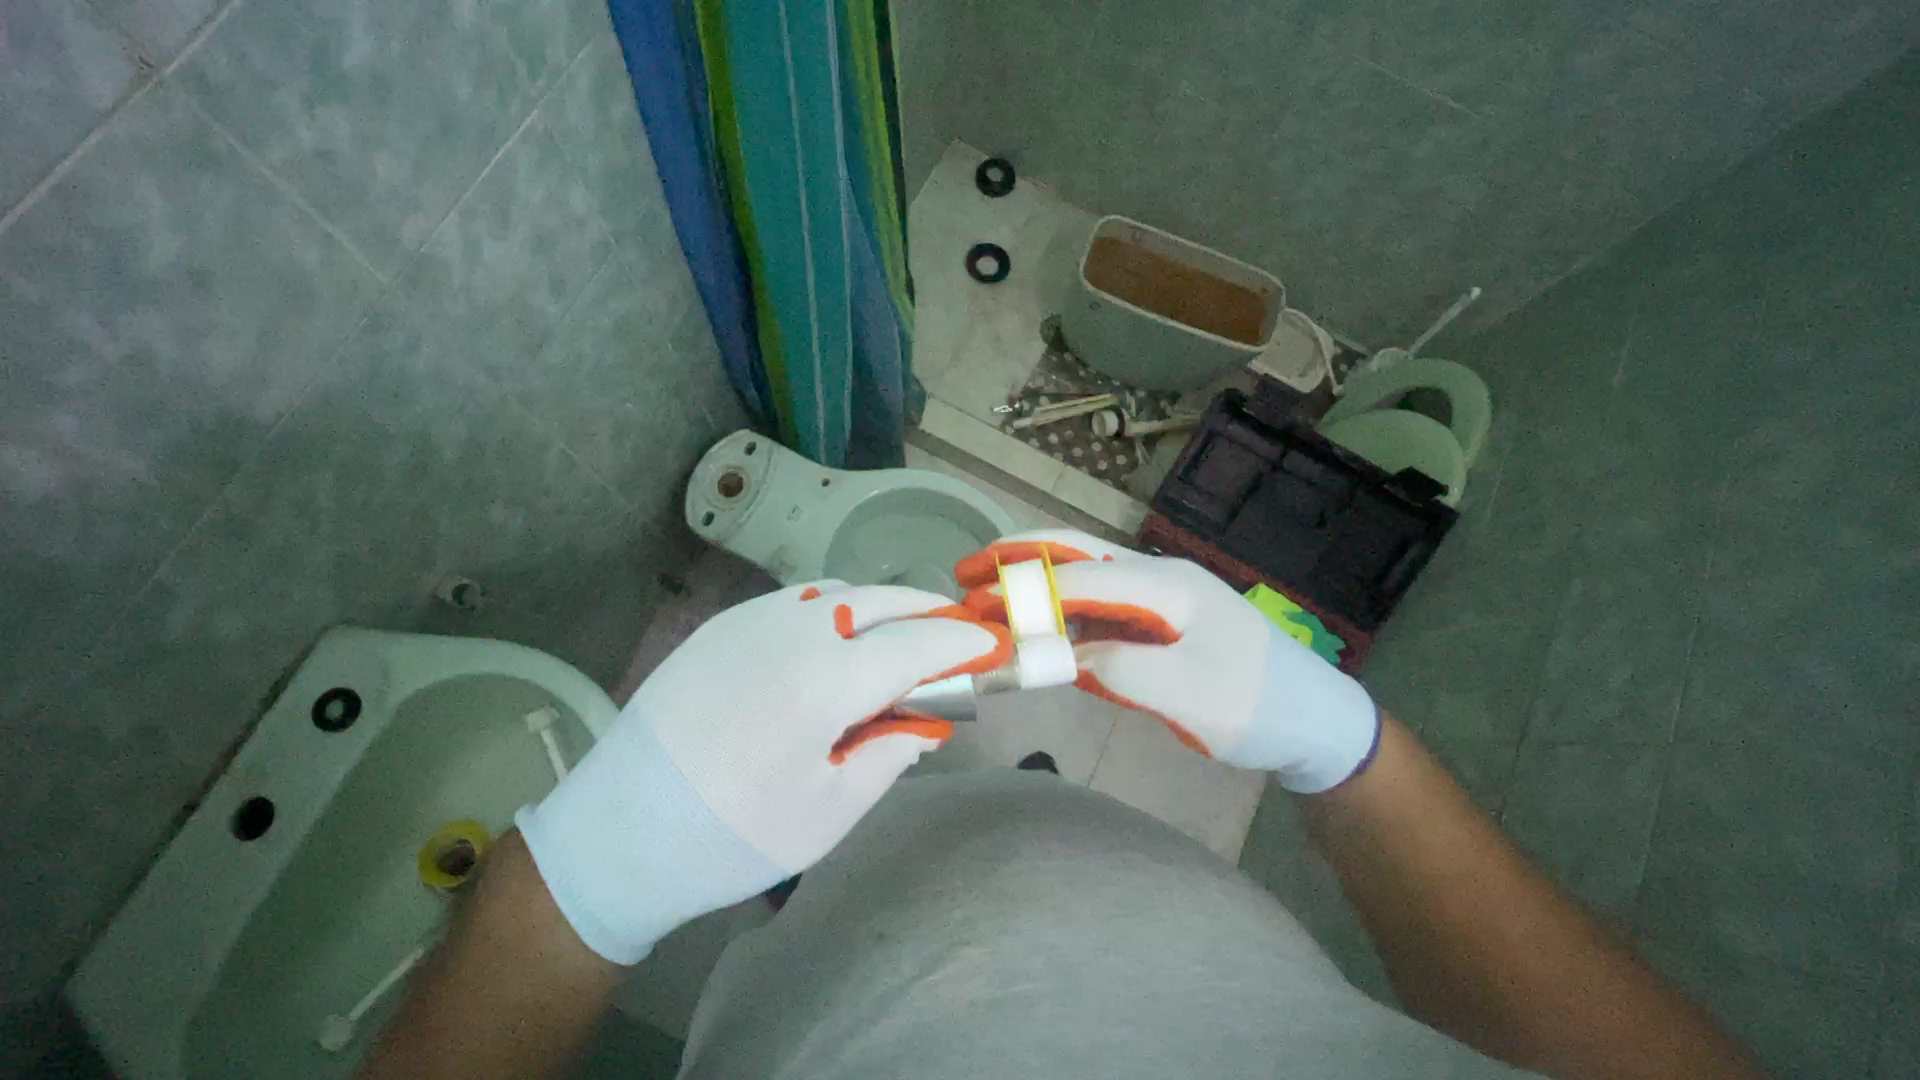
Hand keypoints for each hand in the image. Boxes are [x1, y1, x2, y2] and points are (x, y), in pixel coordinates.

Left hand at [516, 582, 1009, 962]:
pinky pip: (796, 600)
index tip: (992, 646)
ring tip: (897, 639)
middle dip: (928, 612)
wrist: (617, 831)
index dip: (962, 644)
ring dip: (881, 606)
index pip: (918, 645)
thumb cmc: (731, 837)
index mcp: (826, 680)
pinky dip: (834, 609)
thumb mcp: (827, 814)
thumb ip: (888, 756)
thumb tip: (924, 723)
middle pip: (882, 600)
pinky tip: (834, 643)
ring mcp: (750, 619)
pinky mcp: (720, 626)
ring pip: (839, 592)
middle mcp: (793, 629)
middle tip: (955, 634)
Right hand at [955, 529, 1377, 792]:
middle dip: (1018, 559)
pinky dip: (1062, 613)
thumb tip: (1059, 654)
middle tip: (965, 570)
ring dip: (1036, 585)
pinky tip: (1039, 627)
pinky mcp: (1162, 626)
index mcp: (1167, 584)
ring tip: (988, 595)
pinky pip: (1102, 610)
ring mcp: (1161, 600)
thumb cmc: (1257, 707)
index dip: (1023, 591)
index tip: (972, 604)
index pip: (1080, 578)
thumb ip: (1117, 669)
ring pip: (1085, 580)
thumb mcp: (1188, 694)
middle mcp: (1158, 579)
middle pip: (1077, 555)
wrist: (1317, 722)